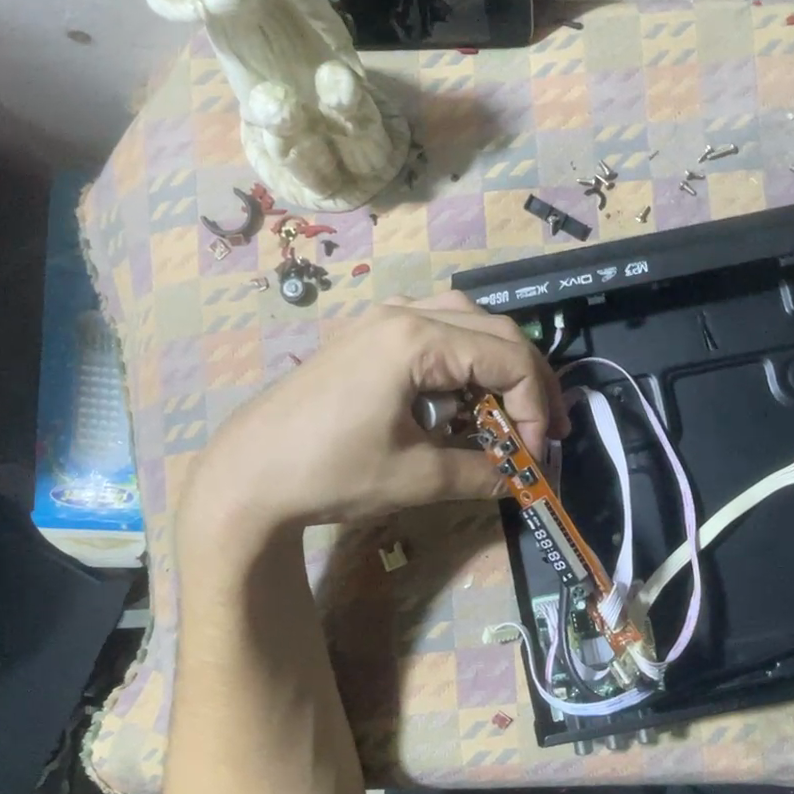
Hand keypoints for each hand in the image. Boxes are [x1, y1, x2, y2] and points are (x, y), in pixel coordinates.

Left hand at [177, 291, 567, 566]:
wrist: (249, 475)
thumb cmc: (331, 473)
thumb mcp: (418, 478)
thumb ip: (482, 473)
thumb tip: (523, 479)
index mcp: (417, 340)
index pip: (509, 358)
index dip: (535, 407)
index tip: (534, 456)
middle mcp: (403, 314)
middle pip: (495, 331)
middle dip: (529, 381)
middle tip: (543, 430)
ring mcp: (380, 320)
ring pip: (466, 321)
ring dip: (498, 363)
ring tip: (509, 409)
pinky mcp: (366, 336)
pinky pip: (434, 329)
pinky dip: (463, 359)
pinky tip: (462, 396)